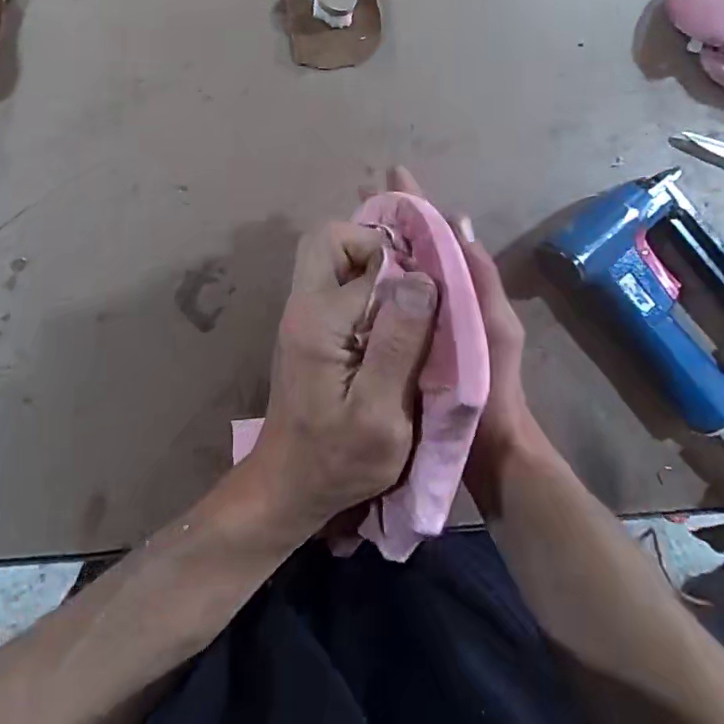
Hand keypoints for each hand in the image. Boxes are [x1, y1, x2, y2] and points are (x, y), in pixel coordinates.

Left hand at [242, 222, 438, 537]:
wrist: (288, 486)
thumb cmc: (337, 460)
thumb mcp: (381, 414)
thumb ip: (399, 344)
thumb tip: (420, 278)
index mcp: (319, 319)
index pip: (368, 260)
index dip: (408, 267)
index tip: (436, 291)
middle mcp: (303, 305)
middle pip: (329, 238)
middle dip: (376, 245)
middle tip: (411, 281)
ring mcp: (301, 315)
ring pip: (331, 257)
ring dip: (370, 263)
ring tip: (408, 298)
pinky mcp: (308, 329)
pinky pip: (334, 282)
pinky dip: (363, 284)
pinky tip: (392, 319)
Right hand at [381, 167, 542, 461]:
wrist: (488, 451)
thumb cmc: (493, 386)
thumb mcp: (494, 328)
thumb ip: (481, 279)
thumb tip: (458, 220)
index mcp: (463, 289)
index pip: (437, 236)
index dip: (415, 206)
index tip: (393, 176)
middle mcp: (443, 299)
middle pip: (415, 251)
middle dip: (392, 223)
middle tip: (362, 199)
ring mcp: (424, 324)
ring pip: (400, 277)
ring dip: (380, 252)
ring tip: (351, 228)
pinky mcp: (406, 348)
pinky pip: (390, 309)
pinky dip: (375, 289)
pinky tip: (353, 280)